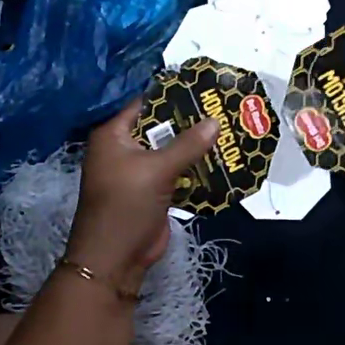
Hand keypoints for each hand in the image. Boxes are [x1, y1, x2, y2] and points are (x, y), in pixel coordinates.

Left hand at [66, 100, 218, 293]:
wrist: (114, 258)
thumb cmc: (126, 205)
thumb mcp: (156, 170)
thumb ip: (187, 144)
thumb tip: (215, 120)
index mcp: (113, 135)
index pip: (145, 104)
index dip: (173, 95)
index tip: (204, 86)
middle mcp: (123, 148)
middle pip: (160, 128)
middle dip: (190, 121)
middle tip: (225, 107)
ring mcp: (138, 171)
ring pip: (170, 152)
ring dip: (195, 147)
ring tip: (230, 129)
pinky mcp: (152, 191)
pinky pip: (176, 173)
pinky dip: (194, 169)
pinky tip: (222, 160)